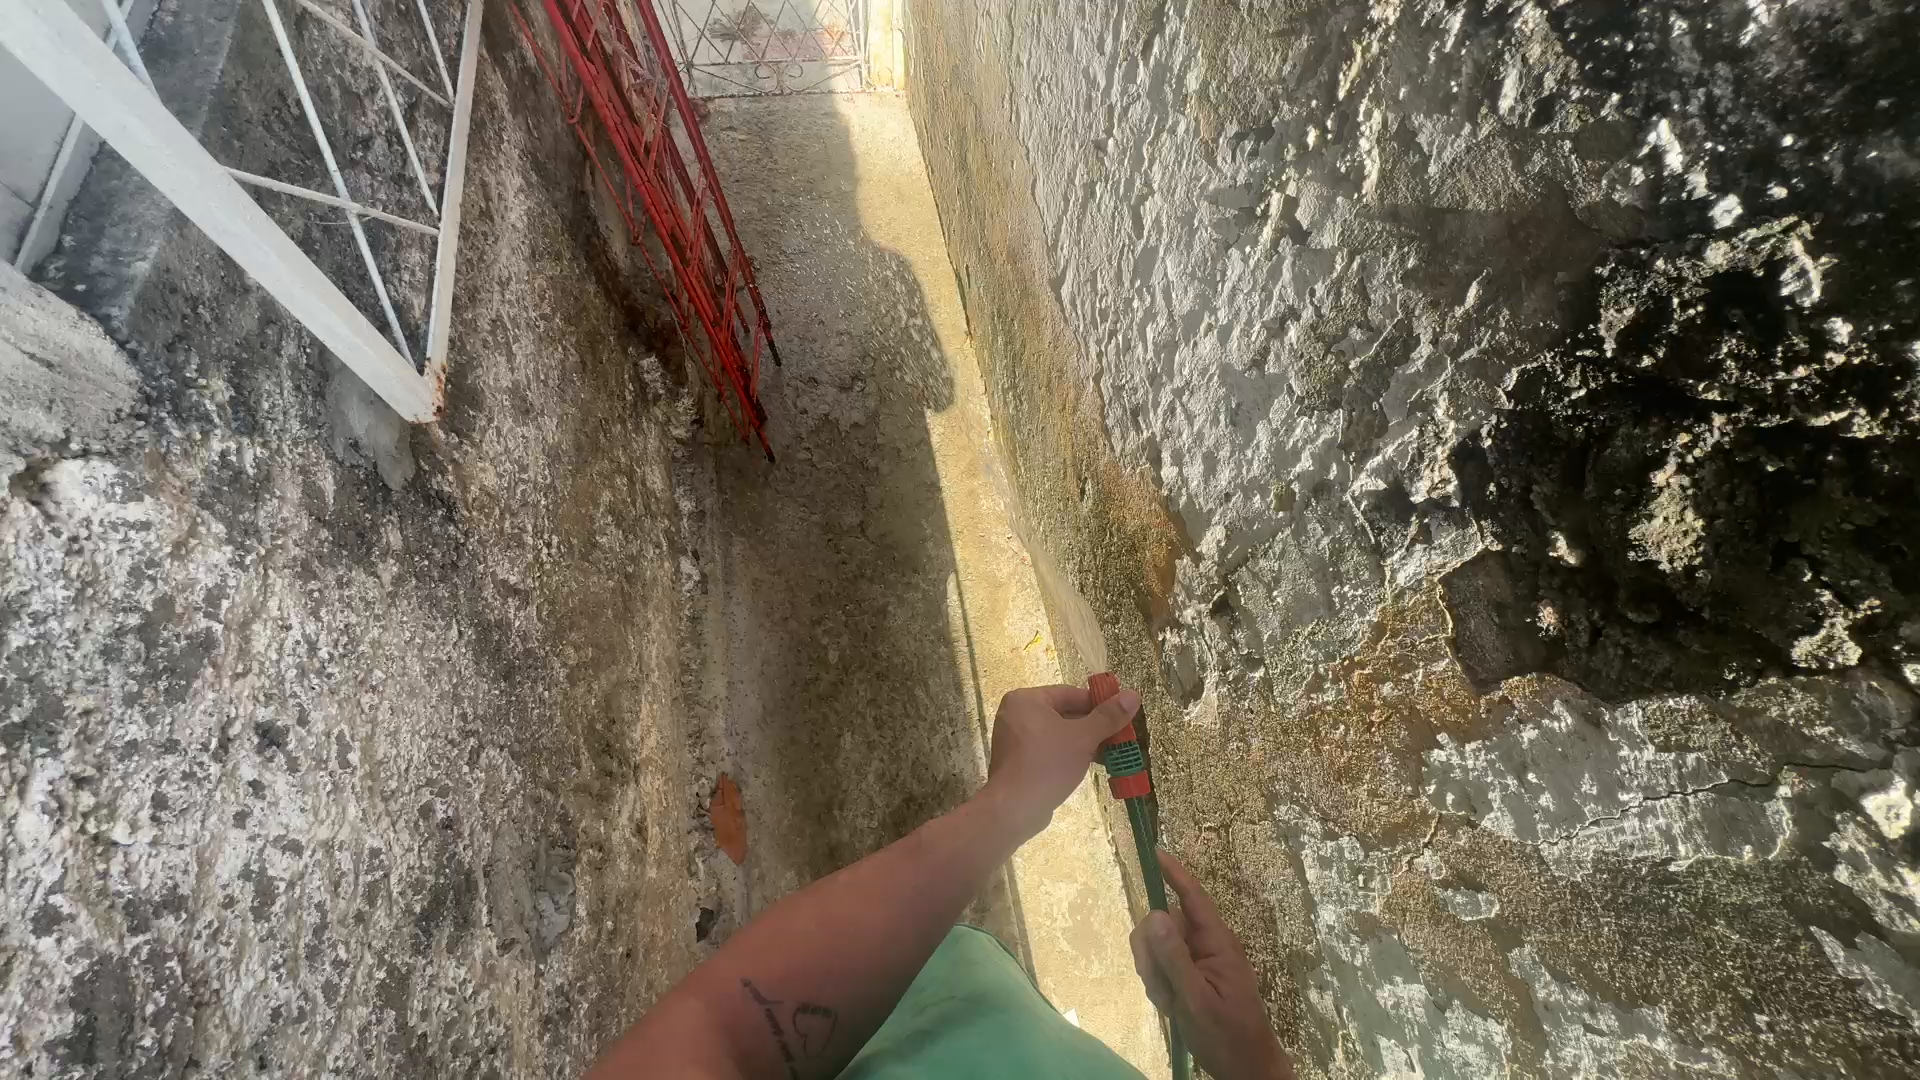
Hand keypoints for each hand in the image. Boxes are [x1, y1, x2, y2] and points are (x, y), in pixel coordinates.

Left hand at [980, 684, 1137, 837]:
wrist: (1014, 809)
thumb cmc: (1047, 764)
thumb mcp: (1082, 738)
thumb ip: (1107, 717)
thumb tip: (1133, 695)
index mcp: (1027, 700)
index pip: (1071, 693)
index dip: (1099, 704)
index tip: (1123, 715)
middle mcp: (1017, 714)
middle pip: (1065, 713)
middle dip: (1095, 727)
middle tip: (1122, 737)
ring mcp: (1016, 738)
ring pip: (1059, 734)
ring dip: (1086, 743)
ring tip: (1114, 753)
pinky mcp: (1019, 760)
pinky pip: (1050, 749)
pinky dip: (1070, 754)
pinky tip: (1093, 764)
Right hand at [1132, 849, 1293, 1079]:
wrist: (1246, 1073)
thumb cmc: (1228, 1037)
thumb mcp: (1197, 1000)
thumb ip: (1174, 958)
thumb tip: (1155, 913)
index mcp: (1217, 941)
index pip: (1192, 895)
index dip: (1173, 872)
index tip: (1153, 851)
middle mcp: (1206, 942)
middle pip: (1163, 922)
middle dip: (1152, 951)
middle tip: (1160, 986)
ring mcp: (1198, 958)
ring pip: (1157, 943)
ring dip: (1154, 971)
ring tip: (1169, 1002)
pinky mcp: (1190, 973)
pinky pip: (1160, 963)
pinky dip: (1158, 982)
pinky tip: (1170, 1005)